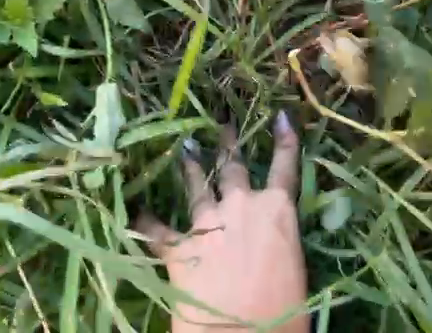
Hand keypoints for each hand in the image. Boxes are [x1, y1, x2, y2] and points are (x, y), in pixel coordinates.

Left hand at [138, 115, 308, 332]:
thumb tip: (272, 244)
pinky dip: (147, 222)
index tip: (279, 117)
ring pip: (197, 186)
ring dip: (191, 167)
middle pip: (234, 168)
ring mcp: (207, 223)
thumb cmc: (283, 314)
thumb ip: (280, 244)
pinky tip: (137, 214)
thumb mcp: (294, 269)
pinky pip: (158, 230)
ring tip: (186, 148)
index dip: (284, 140)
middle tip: (223, 126)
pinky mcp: (178, 249)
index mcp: (278, 211)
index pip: (285, 166)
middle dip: (228, 145)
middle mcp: (242, 206)